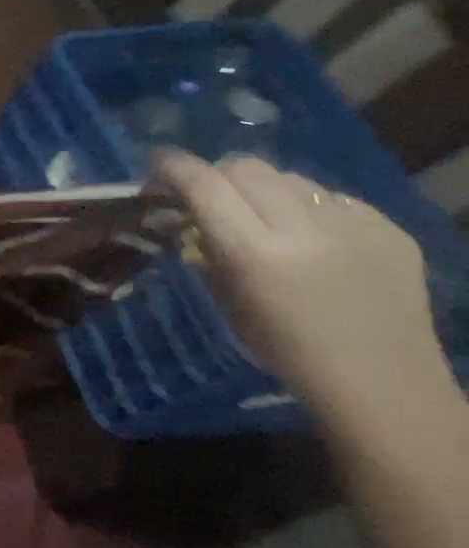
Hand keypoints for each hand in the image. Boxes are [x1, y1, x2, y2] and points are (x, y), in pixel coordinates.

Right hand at [154, 151, 453, 425]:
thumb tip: (184, 216)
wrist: (380, 381)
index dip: (174, 168)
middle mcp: (304, 229)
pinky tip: (312, 238)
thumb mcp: (226, 301)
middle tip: (207, 196)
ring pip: (291, 178)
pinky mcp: (390, 228)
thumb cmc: (283, 350)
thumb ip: (206, 250)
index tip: (157, 166)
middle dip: (217, 175)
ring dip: (263, 189)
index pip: (204, 184)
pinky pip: (334, 199)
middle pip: (247, 168)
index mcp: (254, 253)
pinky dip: (310, 208)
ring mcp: (355, 225)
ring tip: (261, 217)